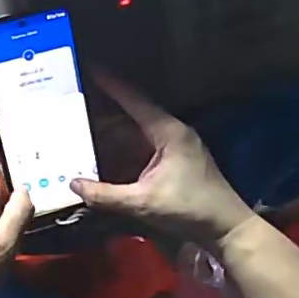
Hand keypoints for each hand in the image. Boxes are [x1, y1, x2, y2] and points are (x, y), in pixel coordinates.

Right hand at [71, 74, 254, 246]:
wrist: (226, 229)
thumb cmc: (189, 209)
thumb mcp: (142, 203)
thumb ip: (105, 194)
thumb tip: (72, 184)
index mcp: (168, 132)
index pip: (134, 100)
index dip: (111, 84)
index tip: (90, 68)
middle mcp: (171, 133)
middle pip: (130, 116)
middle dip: (102, 113)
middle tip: (74, 107)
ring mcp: (173, 147)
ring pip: (134, 134)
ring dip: (109, 136)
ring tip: (79, 132)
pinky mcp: (173, 162)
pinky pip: (140, 149)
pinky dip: (119, 152)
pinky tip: (99, 158)